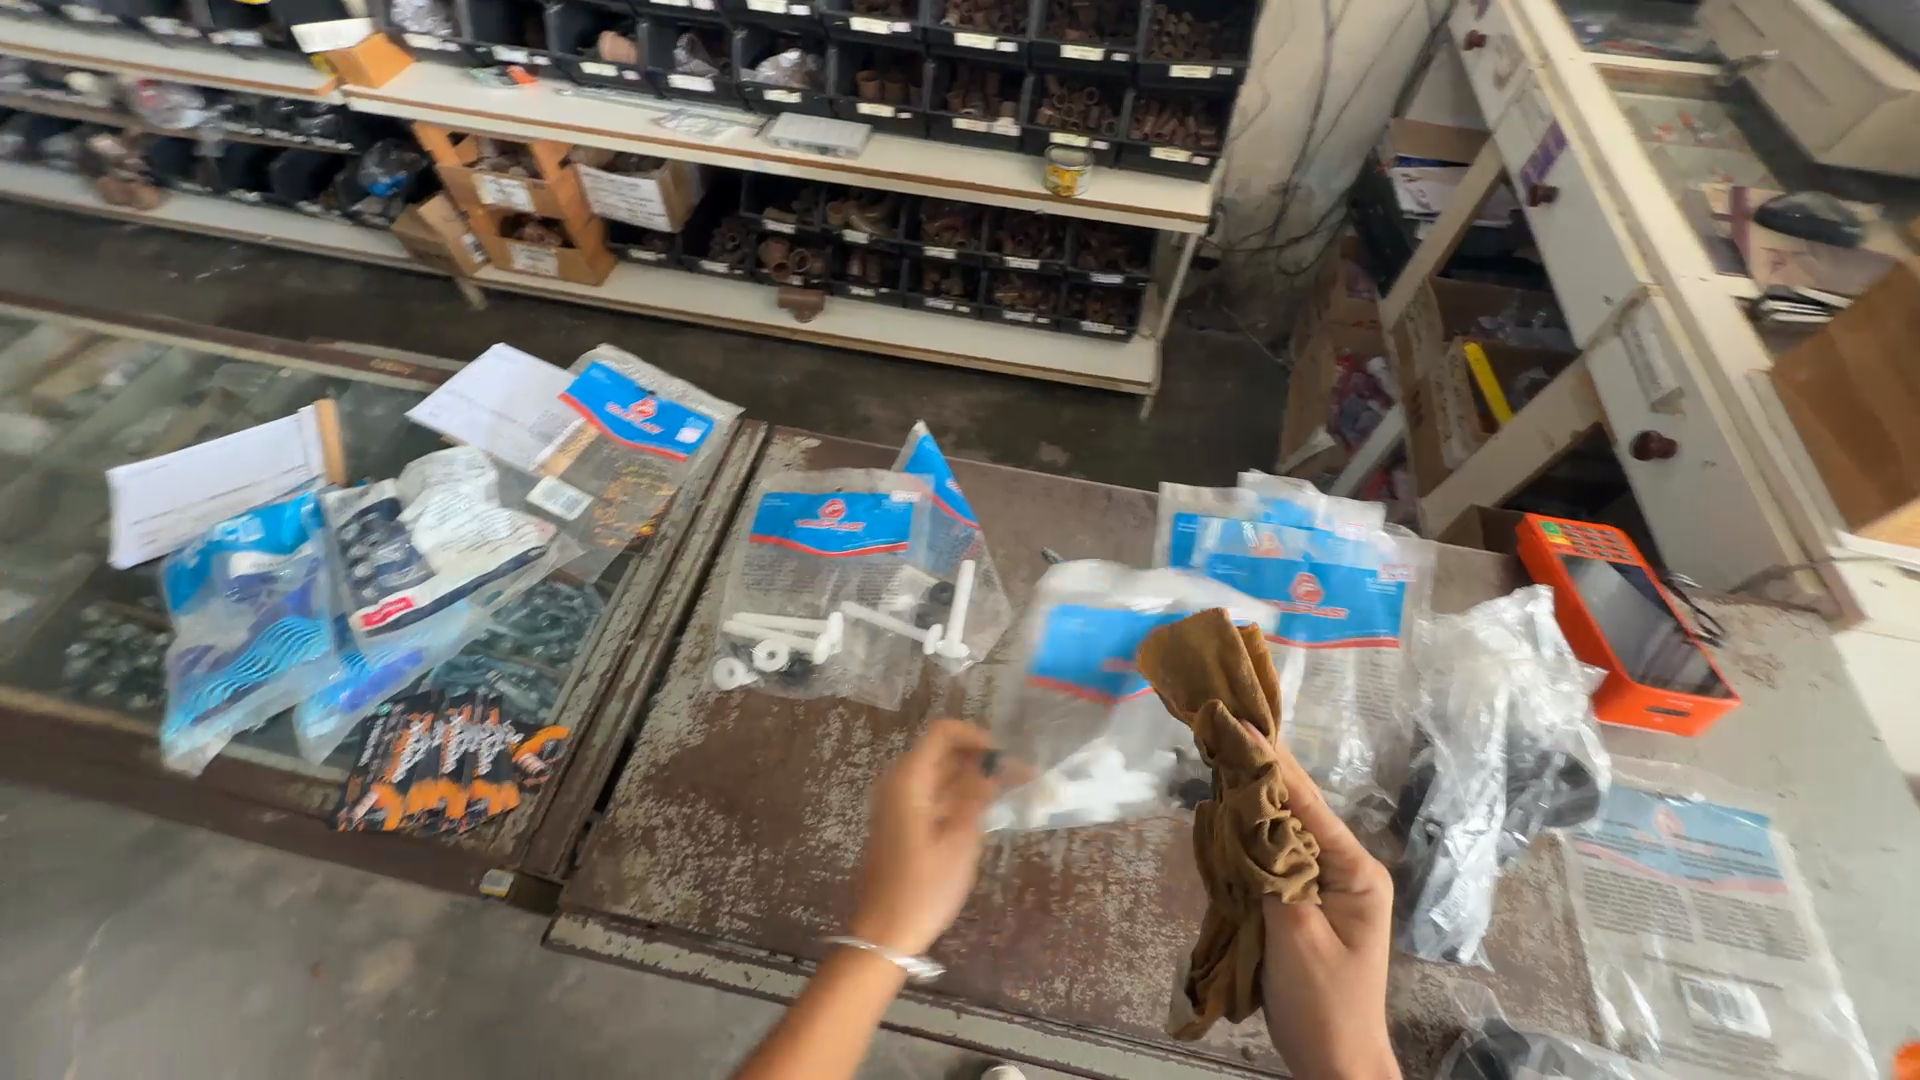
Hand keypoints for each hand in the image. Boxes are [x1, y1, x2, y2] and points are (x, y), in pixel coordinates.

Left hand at [848, 718, 995, 956]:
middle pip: (943, 751)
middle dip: (981, 759)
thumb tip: (990, 768)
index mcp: (909, 779)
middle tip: (1020, 777)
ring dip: (973, 778)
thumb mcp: (959, 842)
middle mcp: (900, 782)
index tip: (1004, 758)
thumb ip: (975, 797)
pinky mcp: (902, 820)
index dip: (976, 737)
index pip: (943, 732)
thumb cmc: (923, 888)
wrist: (883, 933)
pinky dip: (959, 796)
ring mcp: (898, 801)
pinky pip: (934, 794)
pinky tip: (985, 813)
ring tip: (1011, 793)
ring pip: (941, 773)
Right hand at [1252, 722, 1399, 1079]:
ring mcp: (1326, 882)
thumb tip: (1250, 815)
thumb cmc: (1322, 1002)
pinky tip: (1234, 802)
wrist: (1336, 1061)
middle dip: (1266, 768)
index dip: (1273, 765)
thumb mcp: (1297, 935)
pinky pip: (1277, 849)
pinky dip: (1253, 824)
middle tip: (1230, 727)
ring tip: (1229, 751)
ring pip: (1286, 825)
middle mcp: (1345, 867)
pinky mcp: (1305, 896)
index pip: (1307, 805)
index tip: (1244, 727)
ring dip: (1257, 791)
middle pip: (1300, 807)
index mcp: (1355, 871)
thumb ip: (1274, 870)